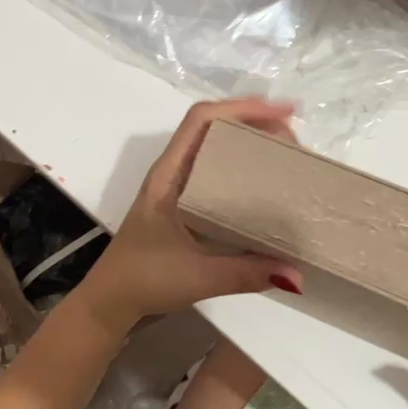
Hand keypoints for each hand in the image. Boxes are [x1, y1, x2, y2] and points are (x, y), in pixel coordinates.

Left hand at [75, 99, 303, 329]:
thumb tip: (297, 274)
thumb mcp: (197, 277)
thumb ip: (245, 273)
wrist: (110, 300)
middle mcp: (172, 172)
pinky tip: (266, 184)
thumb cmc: (143, 279)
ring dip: (249, 142)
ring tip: (287, 153)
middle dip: (254, 122)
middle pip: (213, 126)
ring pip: (215, 148)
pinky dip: (243, 167)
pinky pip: (216, 172)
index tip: (283, 113)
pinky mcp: (184, 204)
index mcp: (168, 175)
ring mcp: (177, 187)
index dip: (242, 108)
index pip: (201, 120)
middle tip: (295, 140)